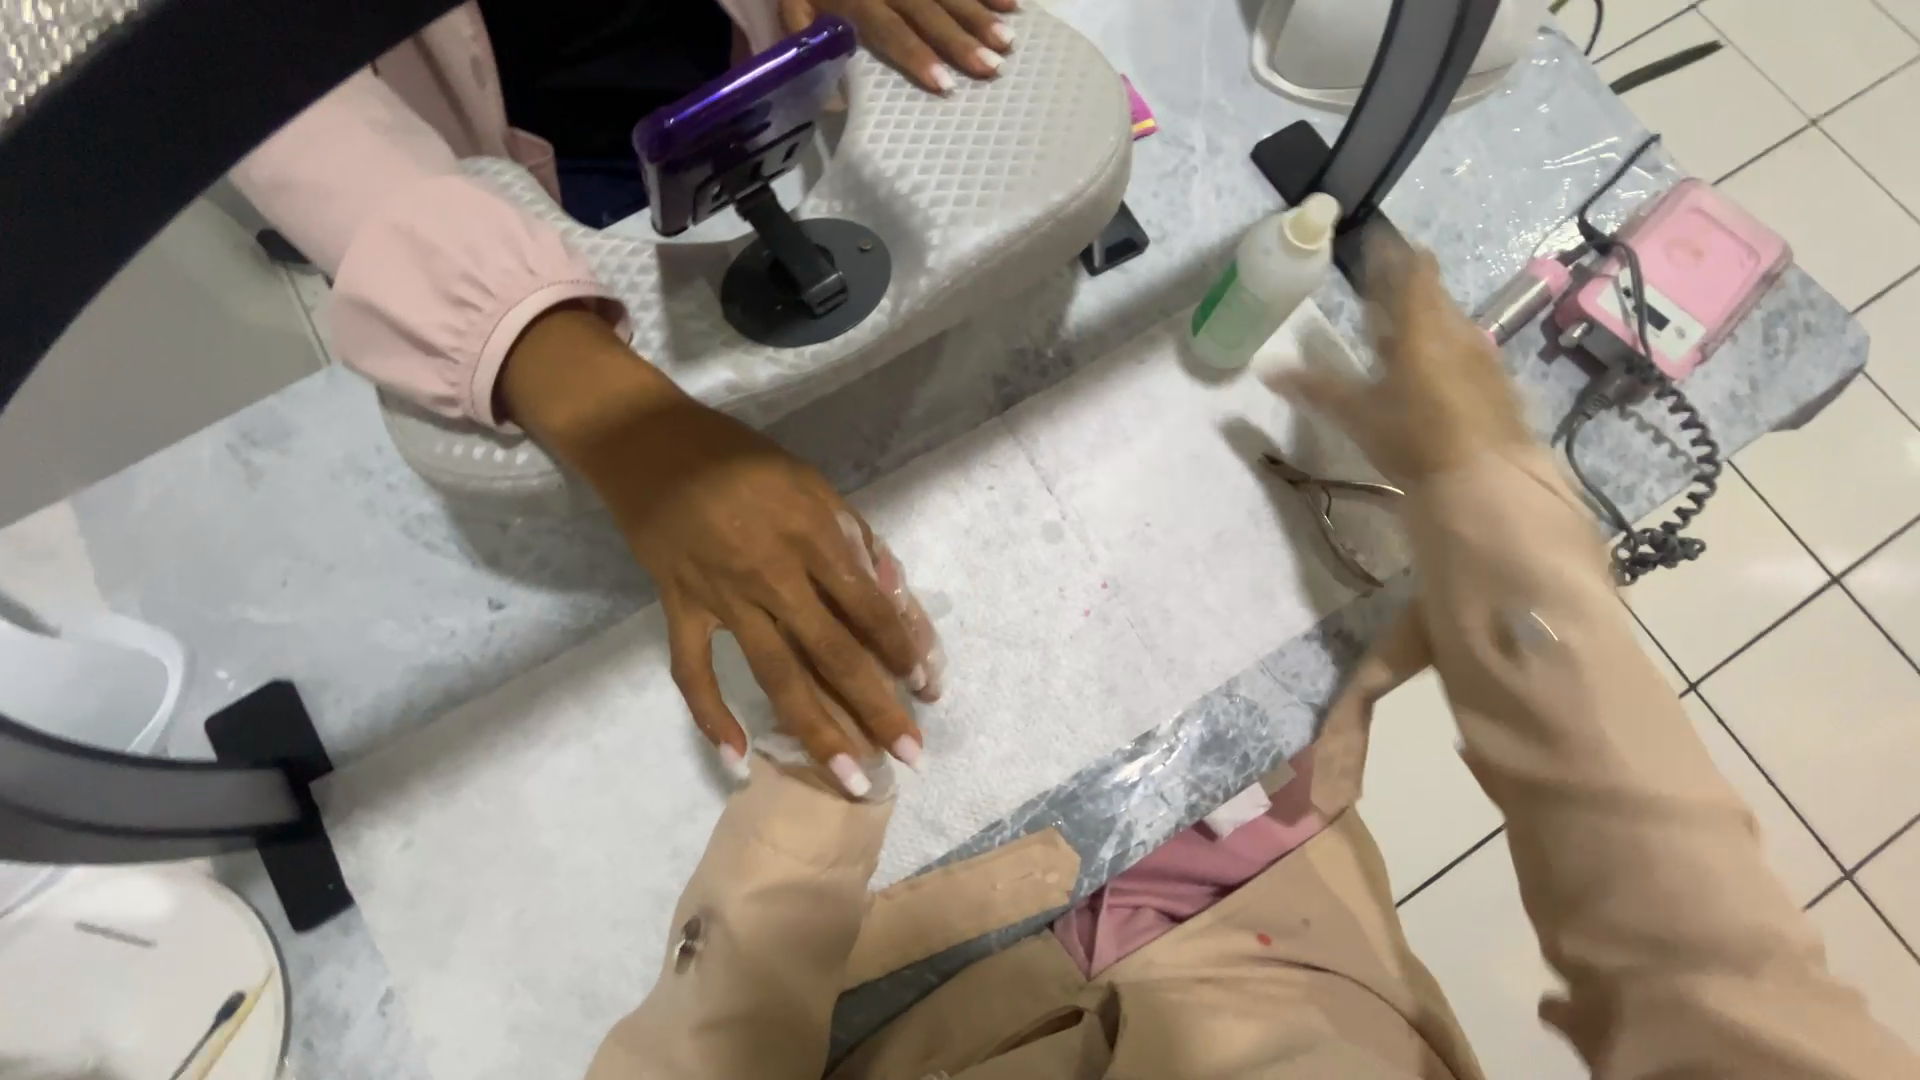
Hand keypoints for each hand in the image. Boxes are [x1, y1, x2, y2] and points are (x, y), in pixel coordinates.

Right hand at [499, 306, 942, 797]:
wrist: (649, 442)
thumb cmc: (743, 460)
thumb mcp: (814, 483)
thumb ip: (856, 538)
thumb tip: (894, 591)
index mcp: (813, 537)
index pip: (870, 608)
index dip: (904, 650)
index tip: (929, 688)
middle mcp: (773, 575)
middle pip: (833, 654)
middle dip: (876, 708)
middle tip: (911, 755)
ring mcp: (722, 598)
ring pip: (776, 676)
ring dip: (816, 730)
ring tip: (851, 777)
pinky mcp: (677, 609)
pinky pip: (692, 672)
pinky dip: (711, 717)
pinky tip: (738, 759)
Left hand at [780, 0, 1018, 94]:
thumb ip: (801, 37)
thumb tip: (830, 95)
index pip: (891, 31)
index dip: (918, 57)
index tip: (945, 85)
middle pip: (928, 10)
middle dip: (961, 38)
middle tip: (993, 68)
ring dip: (980, 11)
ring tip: (1010, 38)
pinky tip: (1014, 0)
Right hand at [1268, 231, 1531, 485]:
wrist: (1484, 476)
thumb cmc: (1413, 438)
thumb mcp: (1355, 415)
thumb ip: (1313, 388)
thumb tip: (1265, 369)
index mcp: (1420, 327)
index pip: (1409, 271)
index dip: (1392, 253)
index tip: (1377, 239)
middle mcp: (1455, 329)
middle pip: (1430, 292)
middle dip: (1406, 282)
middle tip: (1383, 279)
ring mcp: (1480, 352)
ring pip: (1448, 319)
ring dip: (1425, 314)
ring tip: (1402, 321)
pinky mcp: (1494, 378)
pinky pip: (1463, 345)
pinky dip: (1442, 343)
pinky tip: (1432, 363)